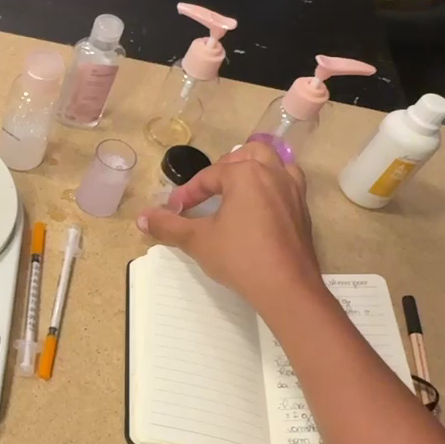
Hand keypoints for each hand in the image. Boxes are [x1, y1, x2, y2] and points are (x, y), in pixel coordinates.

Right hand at [136, 145, 324, 303]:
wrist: (286, 288)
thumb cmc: (240, 257)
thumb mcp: (197, 240)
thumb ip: (168, 225)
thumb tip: (141, 218)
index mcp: (246, 174)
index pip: (209, 176)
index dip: (188, 193)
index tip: (174, 210)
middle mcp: (273, 174)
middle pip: (247, 155)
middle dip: (224, 168)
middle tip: (208, 190)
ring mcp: (293, 191)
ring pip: (275, 164)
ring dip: (254, 169)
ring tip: (237, 188)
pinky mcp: (303, 210)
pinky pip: (288, 184)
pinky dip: (272, 186)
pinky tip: (260, 207)